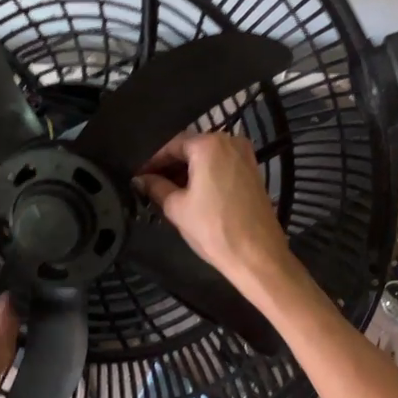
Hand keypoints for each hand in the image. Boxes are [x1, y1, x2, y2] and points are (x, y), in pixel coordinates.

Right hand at [135, 132, 293, 283]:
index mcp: (209, 144)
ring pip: (208, 158)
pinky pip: (222, 167)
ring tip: (168, 192)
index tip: (139, 176)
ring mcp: (246, 157)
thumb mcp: (177, 208)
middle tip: (150, 185)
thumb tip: (140, 180)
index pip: (173, 144)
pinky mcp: (253, 173)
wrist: (258, 255)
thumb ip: (156, 187)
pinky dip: (205, 176)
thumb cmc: (213, 229)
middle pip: (192, 148)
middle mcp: (230, 142)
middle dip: (171, 166)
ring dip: (188, 172)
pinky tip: (192, 194)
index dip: (153, 161)